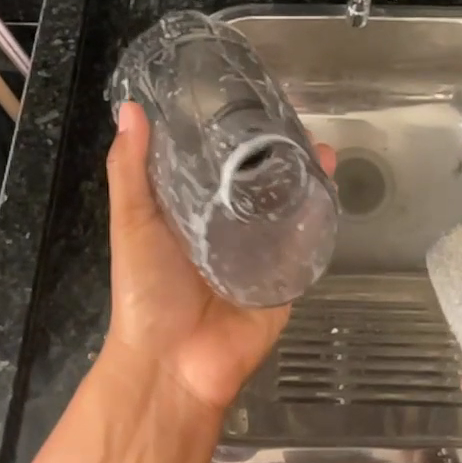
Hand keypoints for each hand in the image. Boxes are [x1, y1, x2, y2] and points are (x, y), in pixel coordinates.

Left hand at [103, 102, 333, 410]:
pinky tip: (331, 185)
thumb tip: (130, 109)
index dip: (235, 132)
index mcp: (195, 208)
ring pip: (290, 203)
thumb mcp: (132, 222)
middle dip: (282, 151)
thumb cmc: (145, 290)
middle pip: (262, 179)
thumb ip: (130, 170)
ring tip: (322, 147)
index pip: (220, 161)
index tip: (251, 98)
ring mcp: (262, 248)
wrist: (173, 364)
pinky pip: (307, 240)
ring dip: (307, 175)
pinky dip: (321, 213)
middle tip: (298, 121)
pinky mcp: (286, 273)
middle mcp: (231, 223)